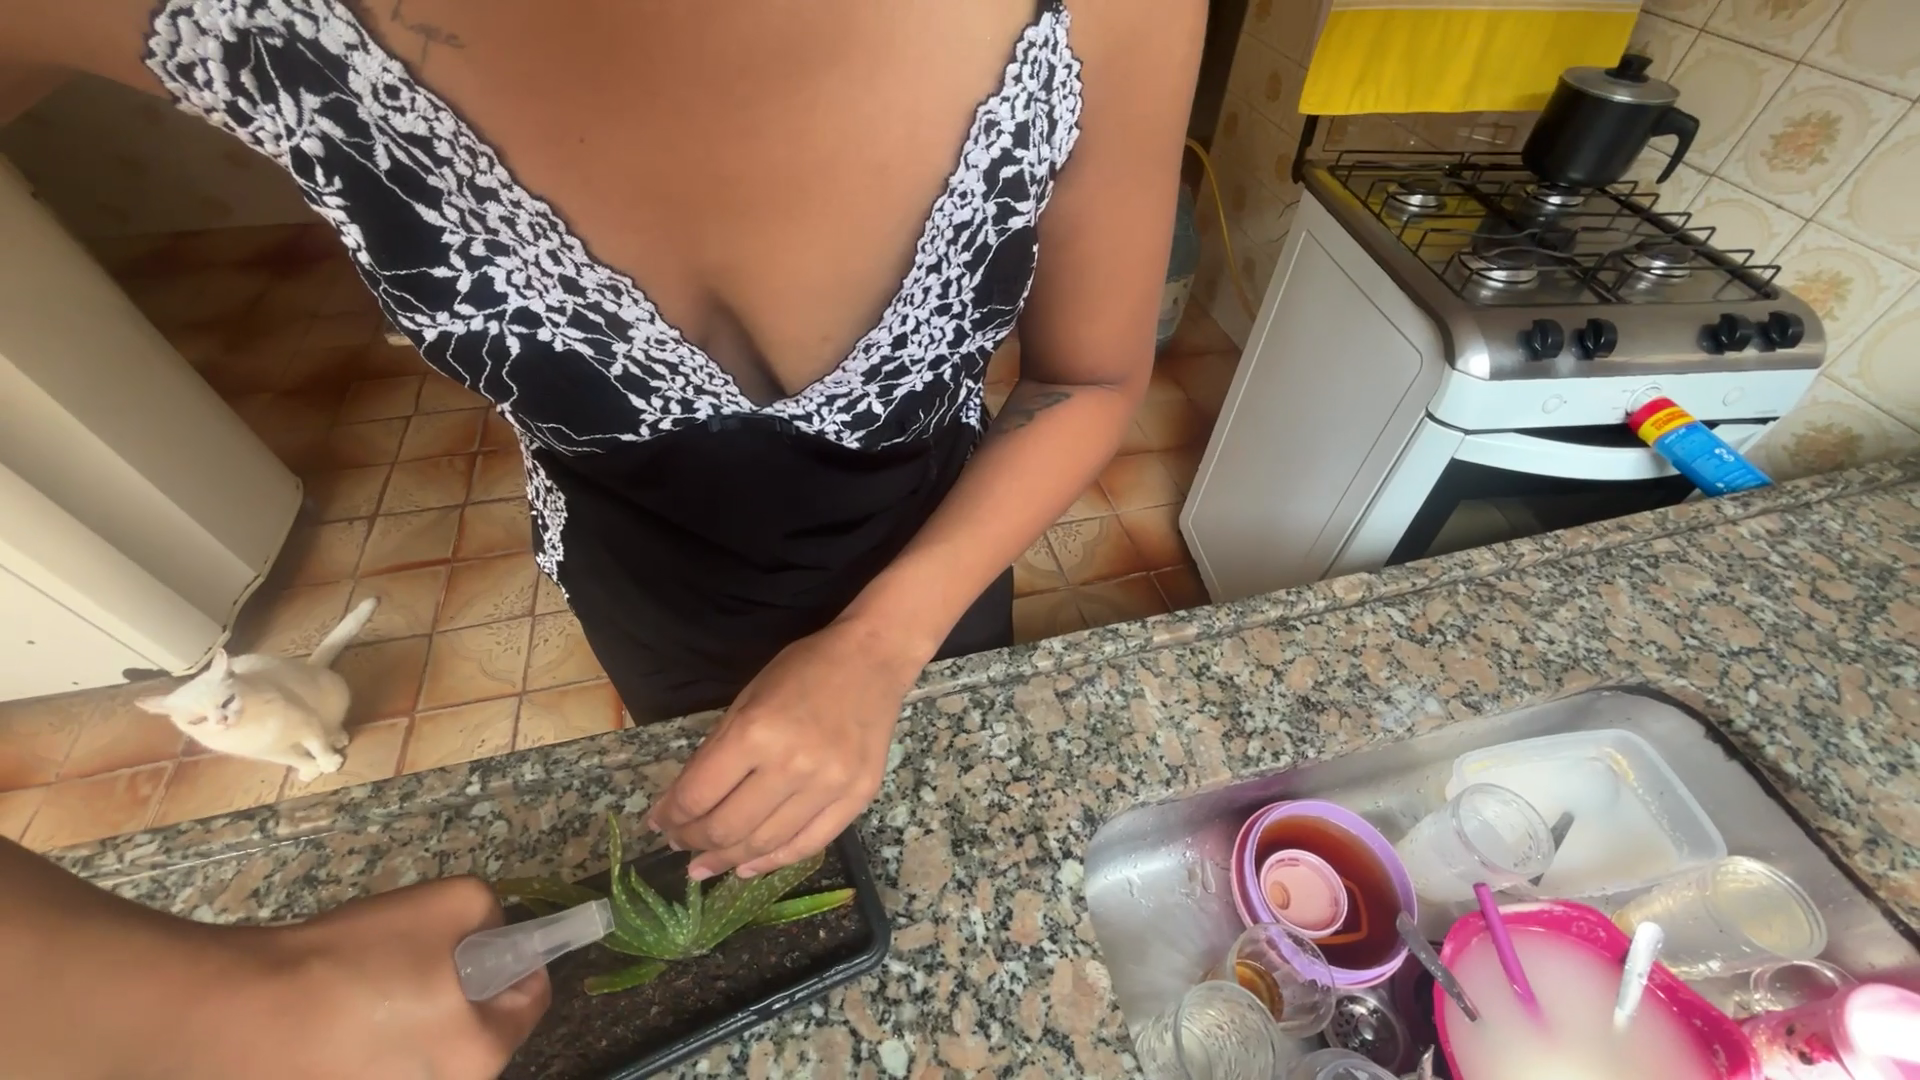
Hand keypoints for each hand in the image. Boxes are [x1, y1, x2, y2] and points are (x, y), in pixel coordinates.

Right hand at [209, 877, 550, 1078]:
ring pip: (429, 1050)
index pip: (532, 1003)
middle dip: (466, 991)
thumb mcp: (458, 901)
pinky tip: (341, 1017)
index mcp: (480, 1057)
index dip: (520, 961)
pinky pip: (380, 1063)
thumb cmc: (358, 957)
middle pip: (481, 1031)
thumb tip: (491, 935)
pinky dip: (372, 1040)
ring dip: (419, 1017)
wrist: (229, 1013)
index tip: (489, 942)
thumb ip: (494, 916)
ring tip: (375, 988)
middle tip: (425, 961)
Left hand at [646, 616, 925, 879]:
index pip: (698, 795)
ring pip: (766, 843)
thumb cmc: (804, 670)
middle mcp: (792, 765)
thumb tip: (685, 803)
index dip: (670, 817)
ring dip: (728, 859)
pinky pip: (810, 844)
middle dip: (693, 841)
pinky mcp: (858, 796)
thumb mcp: (747, 699)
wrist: (872, 660)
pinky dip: (774, 862)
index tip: (658, 823)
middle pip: (728, 827)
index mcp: (756, 732)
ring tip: (706, 865)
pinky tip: (749, 866)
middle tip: (680, 845)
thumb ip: (717, 751)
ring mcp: (830, 785)